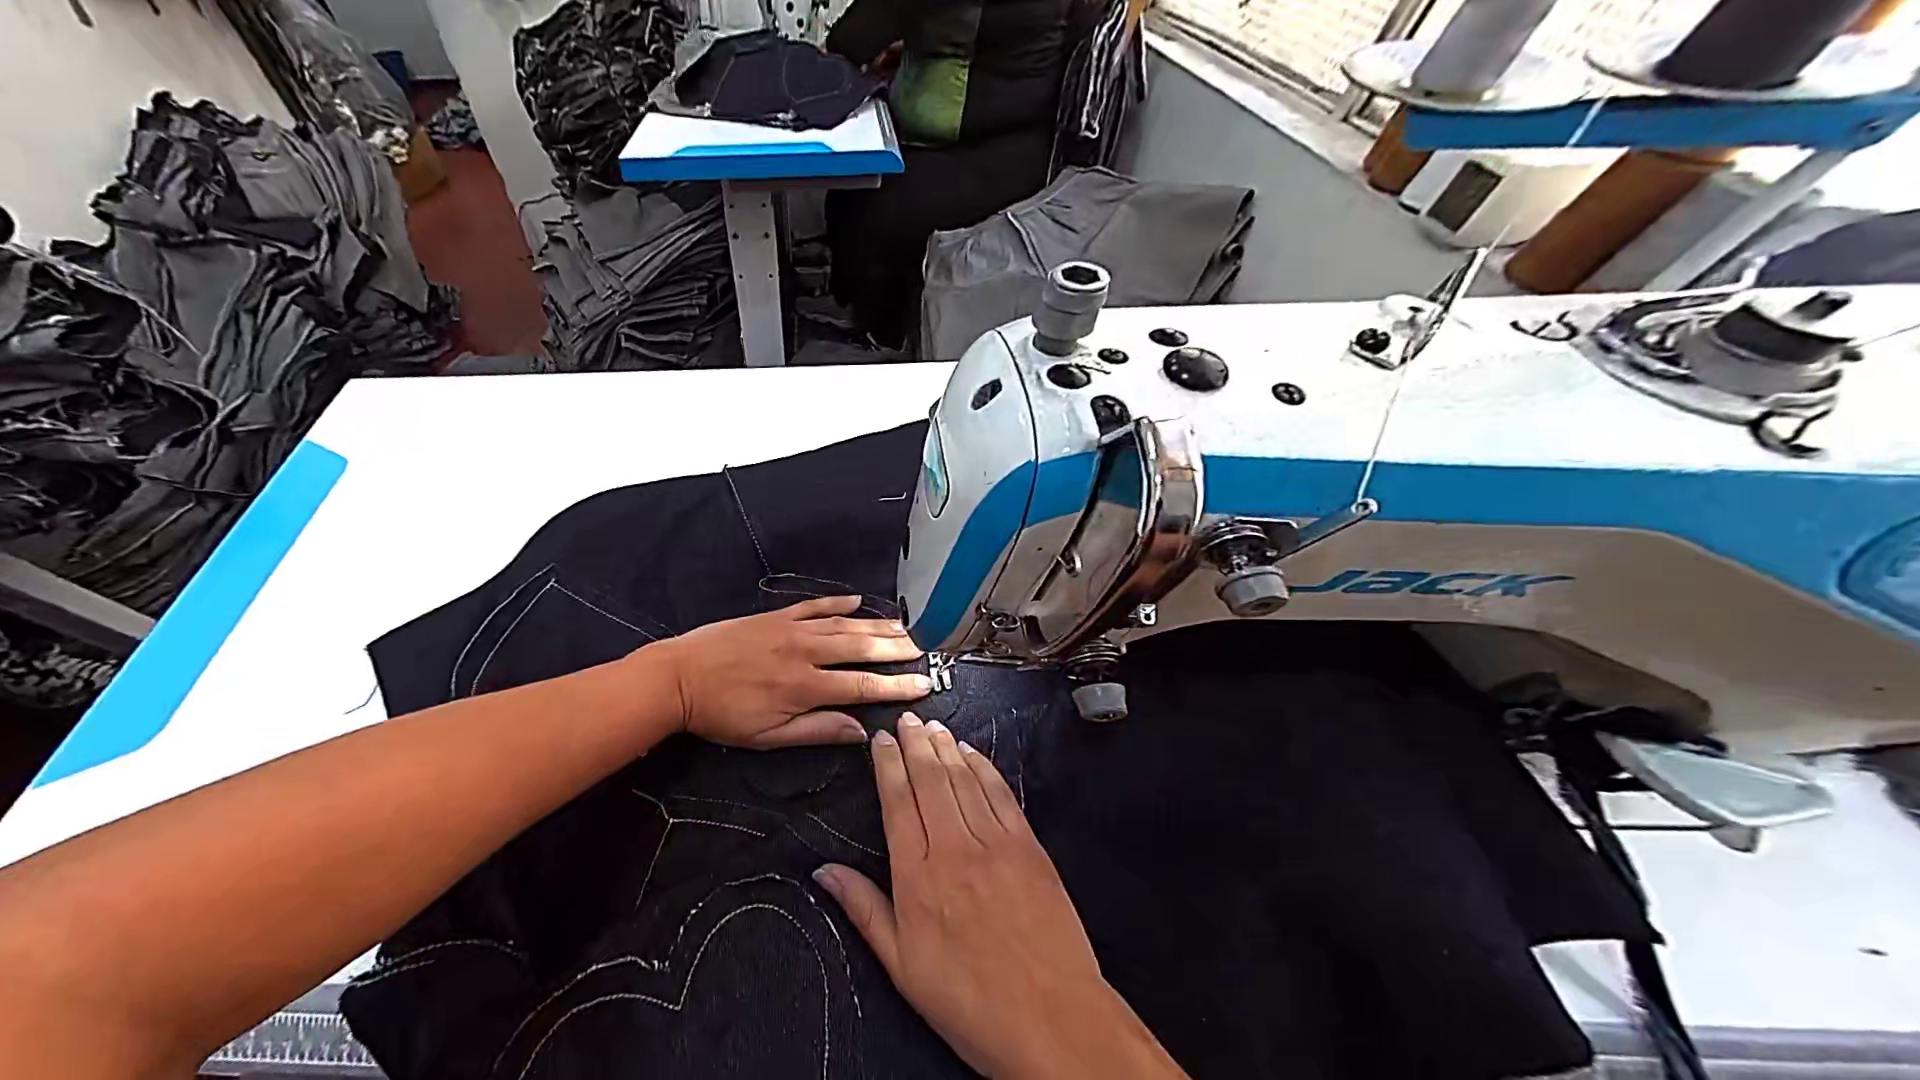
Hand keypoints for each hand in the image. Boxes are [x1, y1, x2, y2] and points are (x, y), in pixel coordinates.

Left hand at [644, 595, 928, 748]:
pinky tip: (857, 601)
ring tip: (905, 626)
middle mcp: (806, 652)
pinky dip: (837, 603)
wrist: (678, 677)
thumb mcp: (768, 736)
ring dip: (877, 626)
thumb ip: (817, 731)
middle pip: (861, 648)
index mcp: (805, 686)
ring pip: (844, 625)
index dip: (896, 686)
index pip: (863, 685)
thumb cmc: (722, 715)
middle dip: (896, 648)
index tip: (924, 684)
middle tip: (924, 647)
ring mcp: (792, 629)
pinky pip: (814, 606)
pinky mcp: (776, 616)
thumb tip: (860, 732)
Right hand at [814, 715, 1188, 1078]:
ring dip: (946, 746)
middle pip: (930, 779)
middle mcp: (955, 849)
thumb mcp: (902, 966)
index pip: (896, 801)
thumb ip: (863, 909)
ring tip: (932, 726)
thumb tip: (825, 872)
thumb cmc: (971, 1001)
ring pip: (964, 778)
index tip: (881, 741)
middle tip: (906, 720)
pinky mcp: (1029, 845)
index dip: (887, 765)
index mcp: (918, 877)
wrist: (1050, 1017)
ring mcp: (995, 843)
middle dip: (915, 744)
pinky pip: (1001, 793)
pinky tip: (973, 753)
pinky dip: (984, 766)